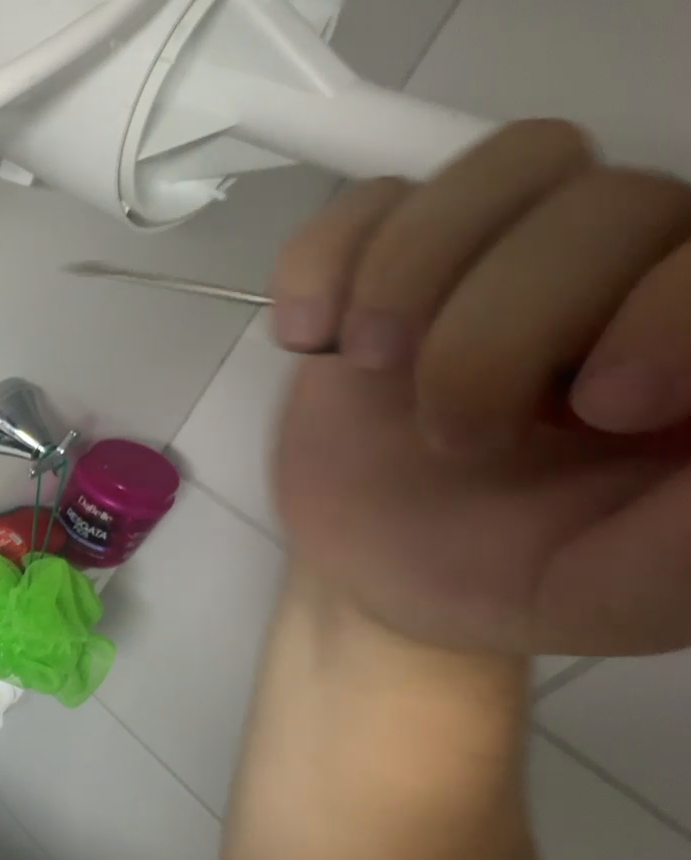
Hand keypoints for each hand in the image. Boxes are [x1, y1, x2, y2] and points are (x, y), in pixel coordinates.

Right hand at [268, 120, 690, 656]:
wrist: (376, 570)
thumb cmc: (508, 580)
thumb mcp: (628, 589)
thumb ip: (690, 530)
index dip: (664, 306)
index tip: (598, 410)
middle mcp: (625, 270)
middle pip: (599, 201)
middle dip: (495, 330)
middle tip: (450, 436)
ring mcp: (497, 257)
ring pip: (501, 168)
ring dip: (409, 277)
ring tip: (370, 368)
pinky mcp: (383, 264)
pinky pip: (361, 202)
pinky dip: (320, 261)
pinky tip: (308, 336)